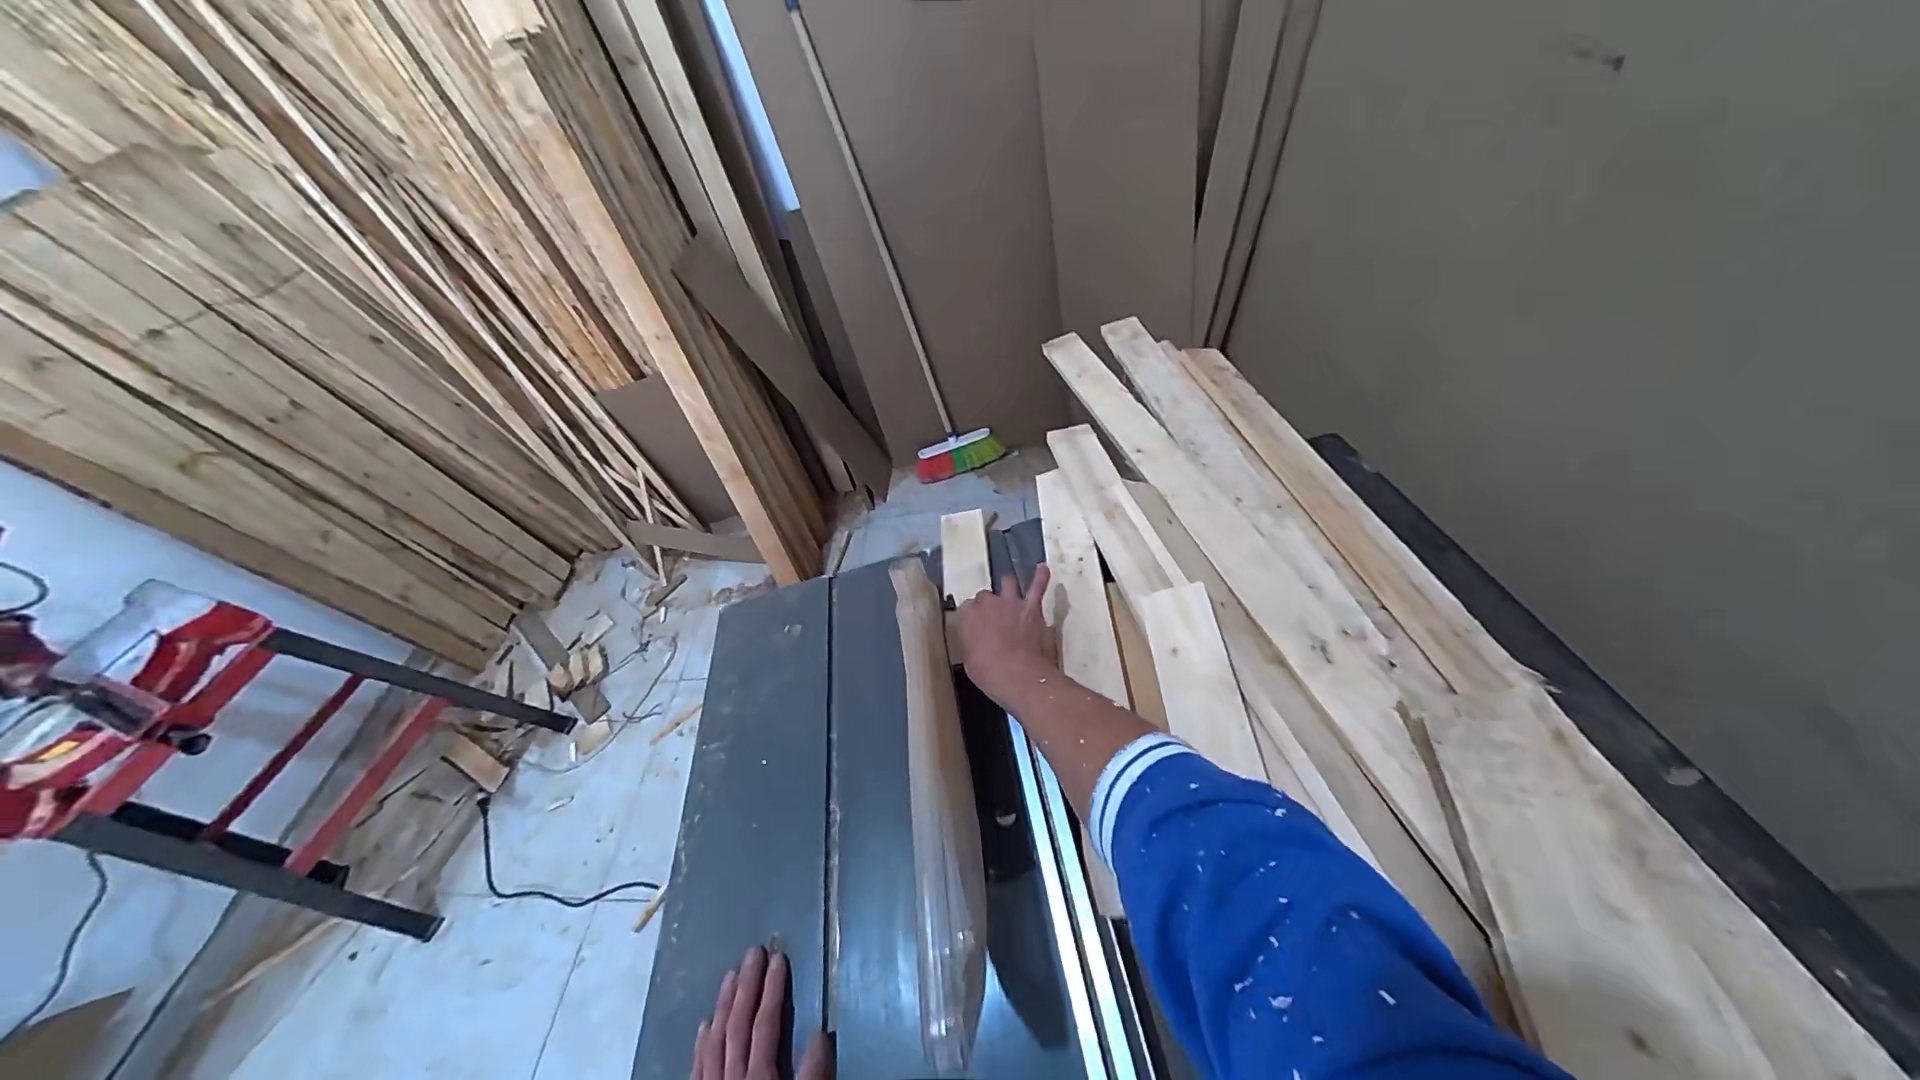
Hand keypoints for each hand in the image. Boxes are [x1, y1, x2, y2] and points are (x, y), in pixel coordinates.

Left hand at [690, 945, 833, 1079]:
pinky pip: (697, 1067)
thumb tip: (821, 1034)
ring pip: (715, 1040)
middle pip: (738, 1024)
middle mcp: (732, 1076)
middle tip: (753, 952)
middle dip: (748, 985)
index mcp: (760, 1076)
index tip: (778, 958)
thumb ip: (813, 1074)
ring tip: (730, 975)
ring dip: (724, 1005)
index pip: (766, 1023)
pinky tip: (705, 1024)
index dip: (773, 989)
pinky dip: (702, 1043)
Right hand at [956, 565, 1055, 703]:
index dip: (974, 617)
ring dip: (1009, 586)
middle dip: (990, 604)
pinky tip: (1043, 569)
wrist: (1014, 673)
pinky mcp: (1032, 608)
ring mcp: (1011, 602)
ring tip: (1010, 587)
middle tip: (994, 616)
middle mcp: (988, 603)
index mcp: (968, 616)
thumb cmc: (986, 672)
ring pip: (1008, 583)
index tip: (977, 626)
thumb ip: (974, 642)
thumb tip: (981, 641)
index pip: (968, 608)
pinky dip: (1040, 578)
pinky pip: (1037, 587)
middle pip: (986, 596)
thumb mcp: (970, 659)